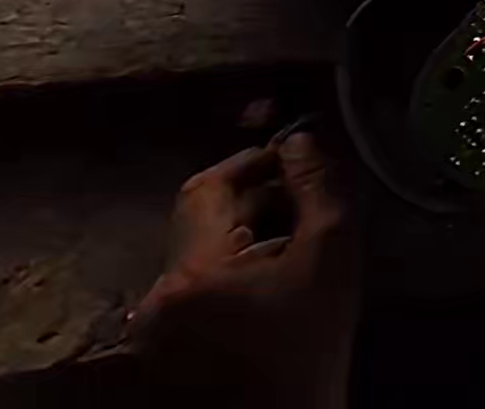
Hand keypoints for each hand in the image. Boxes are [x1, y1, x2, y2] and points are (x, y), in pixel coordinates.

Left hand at [127, 134, 359, 408]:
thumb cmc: (313, 334)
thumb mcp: (332, 247)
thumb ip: (315, 186)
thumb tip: (298, 139)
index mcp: (192, 272)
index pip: (204, 188)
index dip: (248, 160)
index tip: (290, 154)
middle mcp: (155, 297)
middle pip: (203, 219)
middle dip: (257, 197)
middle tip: (308, 194)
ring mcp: (152, 327)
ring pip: (202, 249)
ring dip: (249, 229)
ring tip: (299, 232)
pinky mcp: (161, 345)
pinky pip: (197, 281)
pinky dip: (236, 263)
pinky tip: (276, 271)